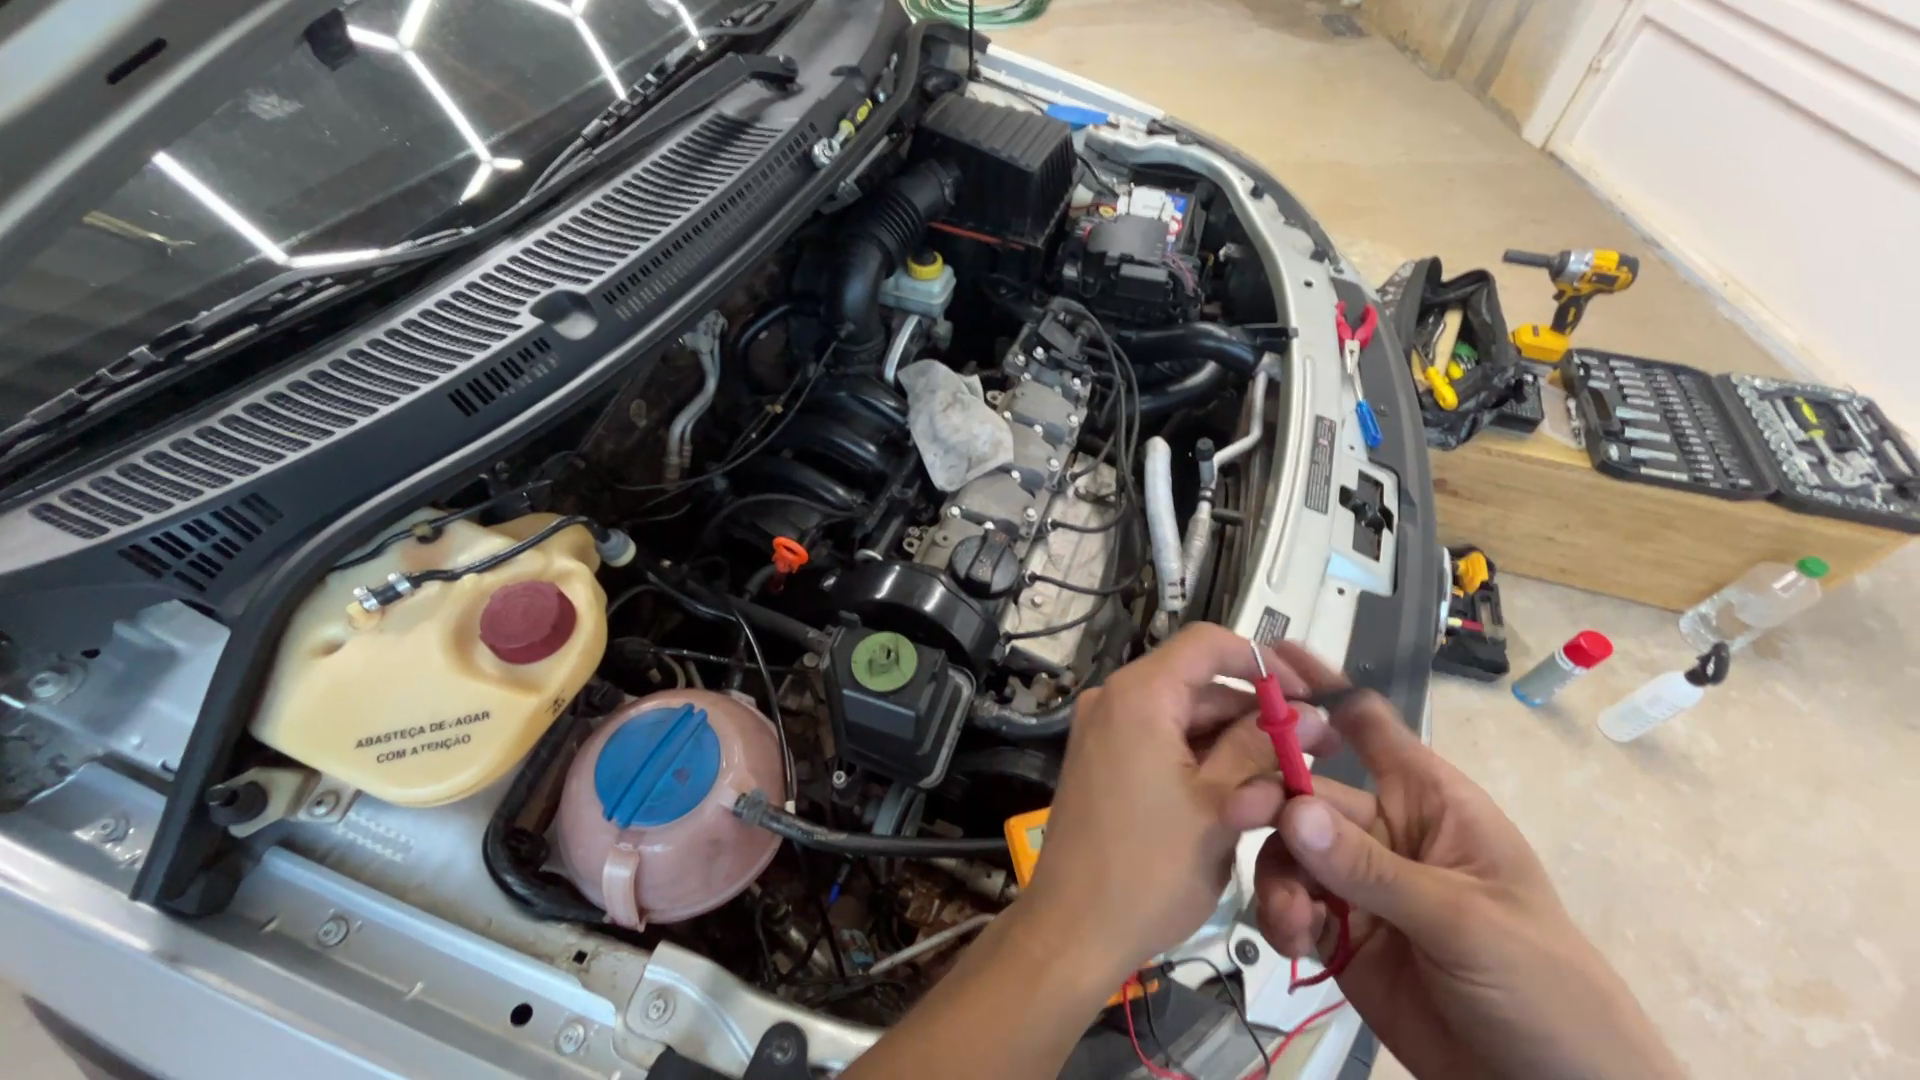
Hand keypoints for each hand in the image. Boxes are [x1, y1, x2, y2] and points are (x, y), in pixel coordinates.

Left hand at [1015, 624, 1335, 985]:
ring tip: (1293, 770)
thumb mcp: (1220, 806)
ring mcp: (1105, 730)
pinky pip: (1163, 740)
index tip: (1309, 694)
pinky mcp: (1105, 761)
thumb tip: (1308, 715)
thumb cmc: (1149, 868)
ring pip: (1184, 715)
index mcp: (1139, 694)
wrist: (1073, 928)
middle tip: (1318, 744)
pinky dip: (1204, 757)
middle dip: (1258, 709)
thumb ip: (1261, 750)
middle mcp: (1115, 699)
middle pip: (1199, 682)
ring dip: (1236, 738)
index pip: (1208, 644)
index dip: (1263, 660)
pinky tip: (1248, 786)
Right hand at [1225, 643, 1684, 1079]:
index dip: (1320, 684)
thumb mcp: (1465, 921)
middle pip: (1305, 789)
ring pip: (1286, 848)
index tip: (1266, 657)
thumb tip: (1289, 808)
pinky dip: (1279, 916)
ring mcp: (1358, 882)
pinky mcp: (1338, 931)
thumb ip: (1372, 868)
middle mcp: (1384, 830)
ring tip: (1293, 922)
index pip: (1367, 723)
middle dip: (1271, 801)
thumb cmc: (1546, 989)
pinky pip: (1287, 902)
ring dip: (1277, 877)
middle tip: (1238, 818)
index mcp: (1427, 800)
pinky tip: (1295, 942)